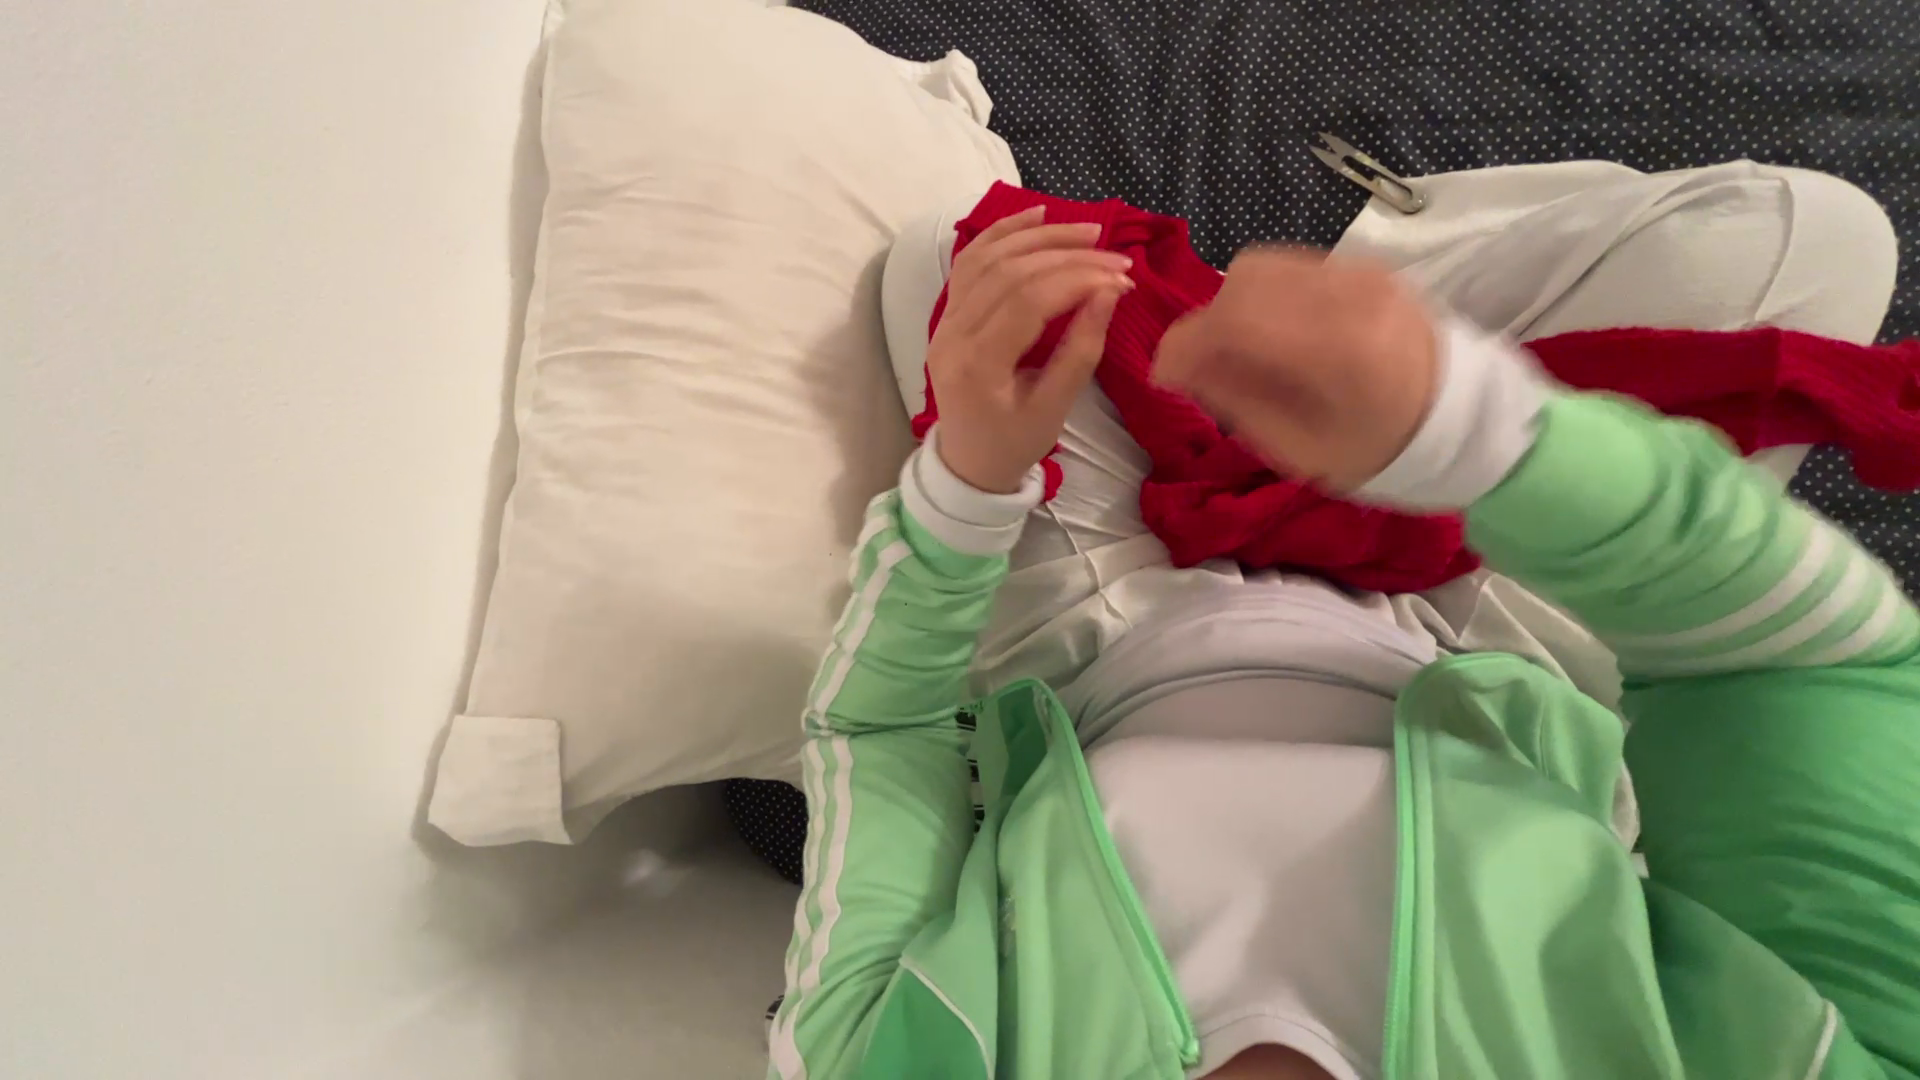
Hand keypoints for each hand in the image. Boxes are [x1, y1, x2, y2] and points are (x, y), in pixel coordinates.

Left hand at [928, 206, 1132, 493]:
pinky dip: (1002, 235)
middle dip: (1067, 256)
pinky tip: (1036, 215)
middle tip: (1116, 255)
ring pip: (987, 259)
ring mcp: (944, 322)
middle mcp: (952, 336)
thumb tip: (1110, 291)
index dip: (1078, 280)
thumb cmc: (1014, 444)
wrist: (968, 464)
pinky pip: (970, 263)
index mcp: (977, 366)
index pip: (1028, 301)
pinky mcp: (947, 316)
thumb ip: (1081, 351)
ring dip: (1038, 236)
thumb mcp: (1054, 409)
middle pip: (1009, 273)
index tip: (1123, 278)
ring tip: (1087, 231)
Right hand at [1153, 248, 1439, 491]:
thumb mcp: (1298, 447)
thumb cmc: (1376, 451)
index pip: (1234, 321)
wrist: (1464, 422)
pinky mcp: (1367, 268)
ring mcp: (1363, 274)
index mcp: (1336, 353)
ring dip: (1232, 305)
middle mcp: (1350, 296)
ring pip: (1262, 266)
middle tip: (1201, 366)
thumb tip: (1179, 366)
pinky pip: (1292, 266)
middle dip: (1205, 324)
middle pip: (1243, 282)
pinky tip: (1272, 331)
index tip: (1162, 375)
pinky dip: (1263, 295)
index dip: (1182, 344)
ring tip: (1237, 349)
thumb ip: (1236, 400)